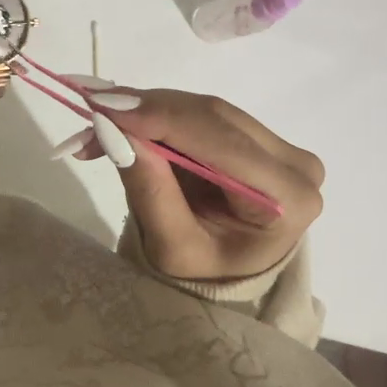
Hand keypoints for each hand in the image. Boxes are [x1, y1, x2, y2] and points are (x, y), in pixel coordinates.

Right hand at [65, 88, 323, 279]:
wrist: (225, 278)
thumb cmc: (202, 276)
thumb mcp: (171, 247)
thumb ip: (152, 191)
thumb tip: (118, 134)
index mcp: (287, 199)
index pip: (221, 142)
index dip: (163, 118)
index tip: (106, 108)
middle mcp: (295, 165)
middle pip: (214, 117)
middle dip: (149, 110)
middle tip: (91, 113)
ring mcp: (281, 148)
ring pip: (205, 110)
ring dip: (149, 111)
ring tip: (100, 124)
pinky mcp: (260, 139)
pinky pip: (204, 117)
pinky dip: (160, 117)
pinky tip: (125, 125)